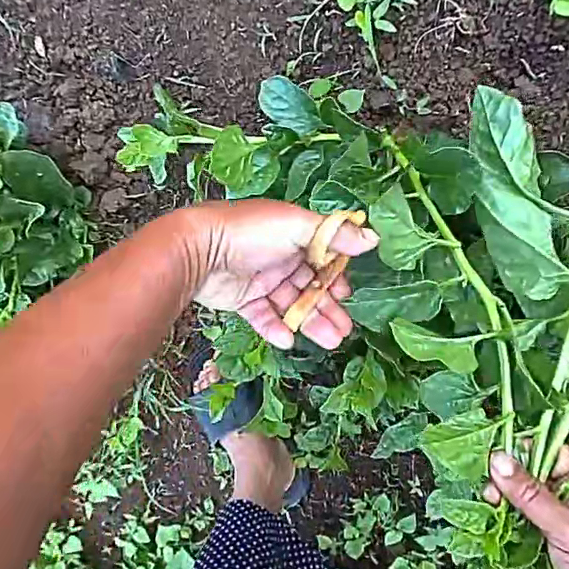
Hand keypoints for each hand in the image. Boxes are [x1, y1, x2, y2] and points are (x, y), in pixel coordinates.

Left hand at [175, 199, 378, 349]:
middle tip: (345, 331)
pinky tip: (287, 340)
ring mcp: (261, 280)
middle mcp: (280, 257)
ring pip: (292, 305)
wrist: (196, 249)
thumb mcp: (298, 226)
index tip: (346, 294)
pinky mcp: (242, 299)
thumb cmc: (250, 231)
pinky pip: (264, 317)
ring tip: (330, 342)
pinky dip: (276, 329)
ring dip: (310, 323)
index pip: (324, 259)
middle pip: (310, 287)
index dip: (336, 278)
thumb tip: (373, 238)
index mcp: (294, 235)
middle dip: (328, 309)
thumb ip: (335, 235)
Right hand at [485, 448, 568, 568]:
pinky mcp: (546, 560)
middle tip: (489, 492)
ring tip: (487, 509)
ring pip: (523, 512)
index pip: (554, 457)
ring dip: (504, 509)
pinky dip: (504, 534)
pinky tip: (489, 530)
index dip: (528, 452)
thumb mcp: (568, 527)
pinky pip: (520, 539)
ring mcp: (558, 535)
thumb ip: (531, 495)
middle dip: (509, 483)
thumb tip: (498, 458)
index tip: (497, 455)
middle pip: (534, 484)